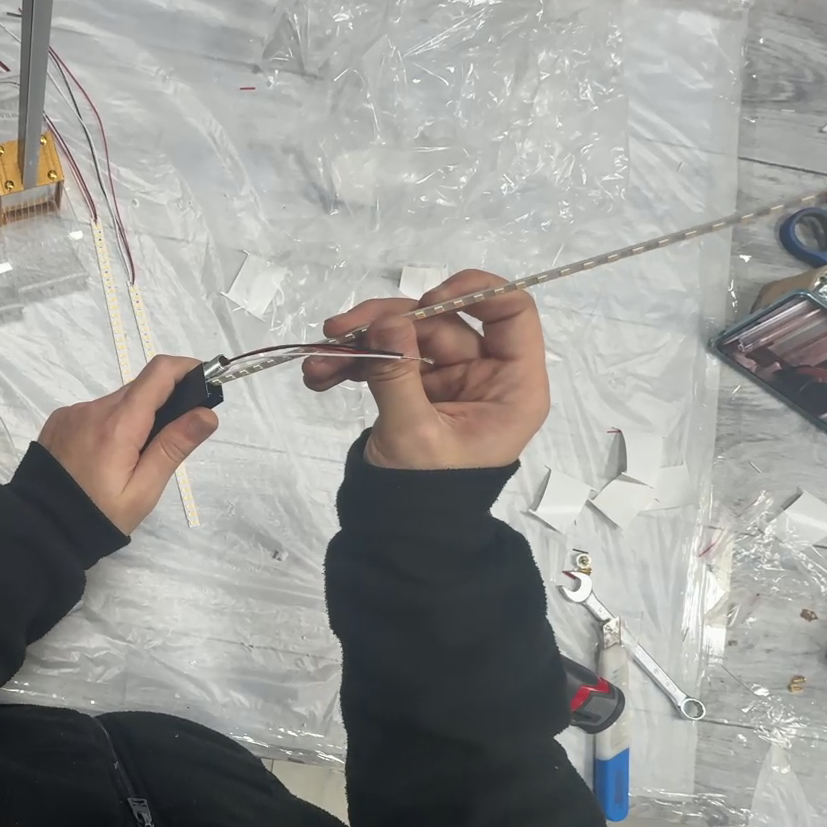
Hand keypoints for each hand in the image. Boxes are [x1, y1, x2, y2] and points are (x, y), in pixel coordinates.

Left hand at [38, 355, 218, 533]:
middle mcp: (93, 408)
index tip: (204, 383)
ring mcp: (72, 413)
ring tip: (133, 459)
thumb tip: (207, 413)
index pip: (159, 373)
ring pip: (116, 402)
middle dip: (163, 403)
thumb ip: (172, 448)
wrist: (40, 529)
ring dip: (133, 418)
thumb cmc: (97, 517)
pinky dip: (109, 425)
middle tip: (172, 439)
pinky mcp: (58, 422)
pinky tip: (104, 457)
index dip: (186, 369)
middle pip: (139, 388)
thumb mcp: (142, 491)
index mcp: (118, 424)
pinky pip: (94, 413)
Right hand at [301, 269, 548, 469]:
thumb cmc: (425, 491)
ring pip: (403, 340)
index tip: (423, 300)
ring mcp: (446, 382)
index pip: (510, 312)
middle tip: (335, 330)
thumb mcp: (412, 434)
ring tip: (315, 363)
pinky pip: (384, 364)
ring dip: (357, 347)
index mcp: (510, 385)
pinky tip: (318, 376)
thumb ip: (397, 375)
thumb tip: (383, 320)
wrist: (401, 533)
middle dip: (384, 324)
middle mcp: (482, 375)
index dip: (472, 293)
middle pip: (439, 324)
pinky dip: (351, 366)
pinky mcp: (414, 391)